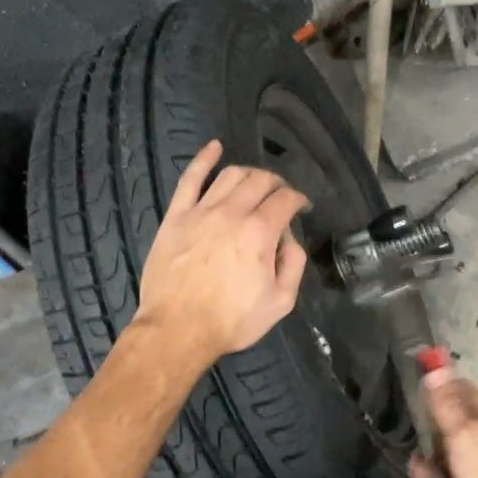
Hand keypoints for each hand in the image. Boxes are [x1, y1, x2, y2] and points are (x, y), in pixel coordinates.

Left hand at [135, 140, 310, 364]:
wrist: (178, 329)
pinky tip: (214, 147)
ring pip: (230, 175)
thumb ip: (293, 264)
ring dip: (248, 173)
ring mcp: (201, 211)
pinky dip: (204, 159)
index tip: (301, 208)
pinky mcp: (176, 216)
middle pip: (260, 180)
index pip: (286, 199)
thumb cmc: (231, 321)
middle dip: (277, 183)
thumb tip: (290, 239)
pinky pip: (190, 178)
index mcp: (260, 233)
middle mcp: (232, 213)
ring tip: (255, 182)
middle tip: (280, 195)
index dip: (299, 200)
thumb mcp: (280, 302)